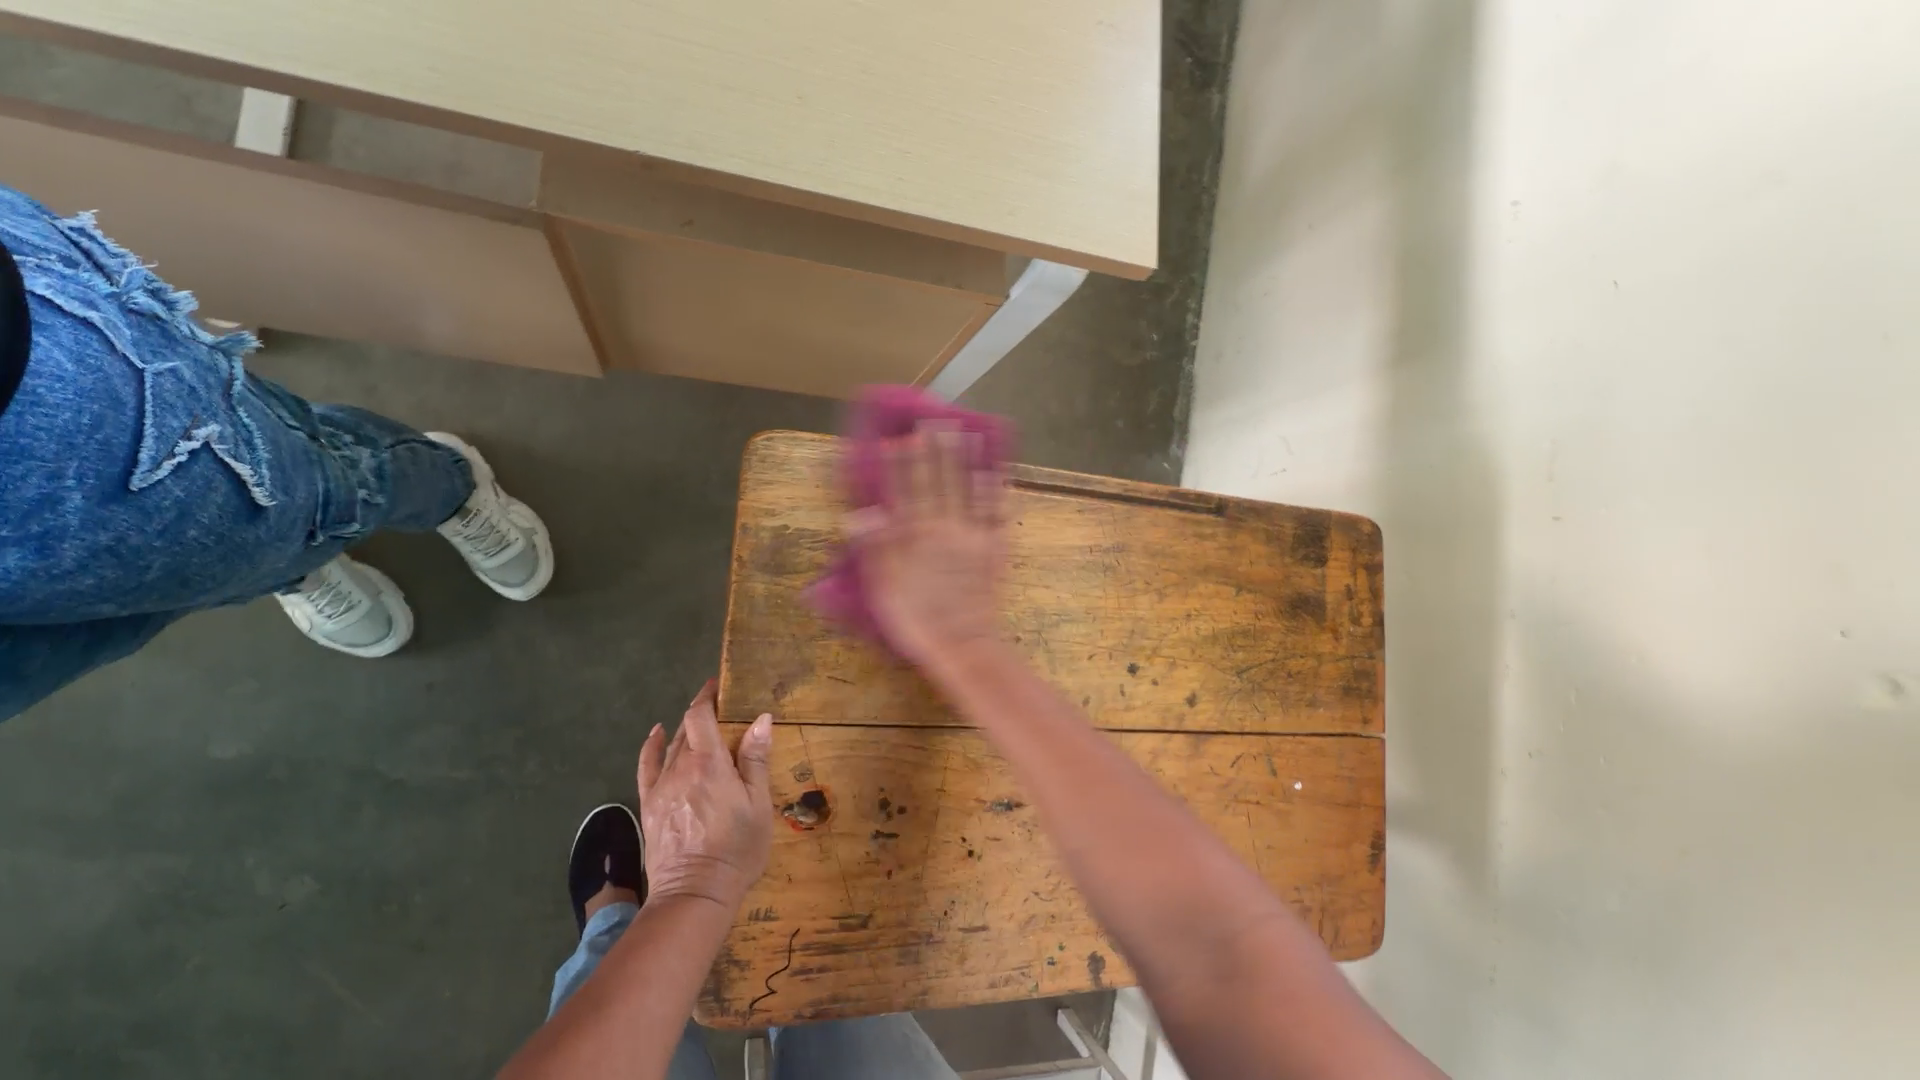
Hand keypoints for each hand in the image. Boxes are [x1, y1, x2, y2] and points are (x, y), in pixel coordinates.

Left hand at [637, 680, 773, 909]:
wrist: (694, 893)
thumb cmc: (737, 849)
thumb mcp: (758, 804)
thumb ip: (755, 760)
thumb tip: (761, 719)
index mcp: (709, 763)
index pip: (701, 716)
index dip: (707, 697)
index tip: (718, 687)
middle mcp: (680, 767)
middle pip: (687, 729)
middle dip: (702, 714)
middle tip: (720, 709)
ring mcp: (660, 786)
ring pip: (671, 747)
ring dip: (685, 731)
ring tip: (700, 723)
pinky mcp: (649, 805)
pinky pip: (647, 766)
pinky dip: (652, 746)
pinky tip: (657, 734)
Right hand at [851, 423, 1008, 668]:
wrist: (962, 645)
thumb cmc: (916, 621)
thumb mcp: (885, 589)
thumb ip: (875, 548)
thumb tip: (860, 514)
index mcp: (914, 536)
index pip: (903, 492)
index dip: (900, 466)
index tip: (897, 439)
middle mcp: (943, 528)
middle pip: (936, 483)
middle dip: (933, 452)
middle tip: (933, 422)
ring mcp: (972, 536)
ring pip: (967, 490)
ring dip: (964, 462)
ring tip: (964, 434)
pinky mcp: (994, 550)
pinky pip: (996, 515)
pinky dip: (996, 493)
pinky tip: (995, 475)